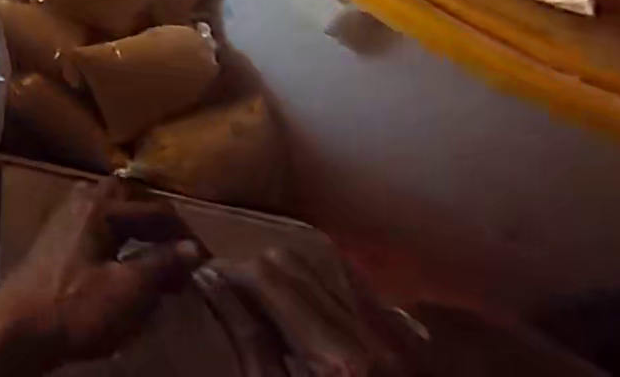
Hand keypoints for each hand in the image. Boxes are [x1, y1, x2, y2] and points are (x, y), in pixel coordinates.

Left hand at [0, 177, 204, 376]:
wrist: (21, 324)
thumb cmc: (78, 306)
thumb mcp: (129, 291)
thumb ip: (161, 264)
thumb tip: (192, 247)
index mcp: (100, 208)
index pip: (153, 208)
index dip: (184, 232)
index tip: (208, 259)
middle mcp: (80, 202)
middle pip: (125, 194)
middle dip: (155, 215)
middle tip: (179, 246)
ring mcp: (64, 217)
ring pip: (107, 205)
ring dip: (133, 220)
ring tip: (156, 250)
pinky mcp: (56, 237)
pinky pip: (94, 221)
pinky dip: (116, 231)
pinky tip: (124, 256)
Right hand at [194, 246, 429, 376]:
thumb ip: (246, 337)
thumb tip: (208, 277)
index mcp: (335, 358)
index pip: (263, 273)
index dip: (227, 269)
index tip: (206, 279)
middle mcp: (371, 338)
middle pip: (290, 262)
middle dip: (253, 268)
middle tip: (233, 292)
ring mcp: (400, 340)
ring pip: (322, 272)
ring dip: (287, 279)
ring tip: (269, 306)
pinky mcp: (413, 347)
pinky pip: (357, 295)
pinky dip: (323, 295)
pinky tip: (312, 322)